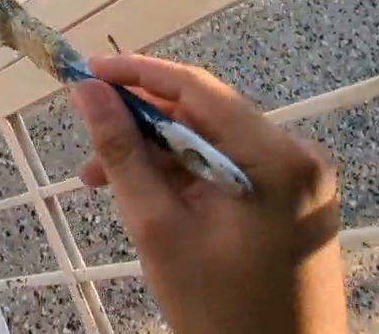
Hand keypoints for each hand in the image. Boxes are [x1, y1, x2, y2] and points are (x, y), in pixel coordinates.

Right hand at [71, 55, 346, 333]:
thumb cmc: (219, 307)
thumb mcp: (156, 224)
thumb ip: (119, 148)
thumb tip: (85, 87)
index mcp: (274, 157)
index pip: (194, 87)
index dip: (133, 72)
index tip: (82, 72)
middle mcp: (294, 156)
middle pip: (198, 113)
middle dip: (136, 121)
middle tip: (86, 137)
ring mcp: (295, 181)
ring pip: (202, 140)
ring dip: (149, 151)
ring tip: (99, 178)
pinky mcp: (287, 202)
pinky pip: (219, 165)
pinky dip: (176, 173)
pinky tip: (139, 192)